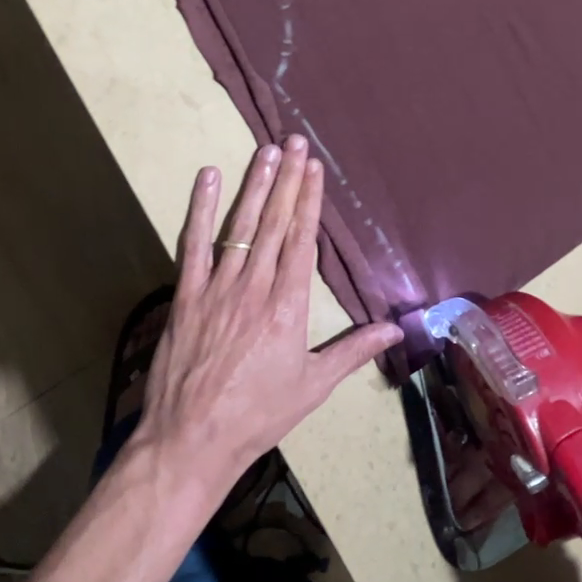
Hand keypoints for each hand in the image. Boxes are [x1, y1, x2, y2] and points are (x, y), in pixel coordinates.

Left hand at [128, 136, 403, 496]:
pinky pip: (193, 244)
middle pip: (274, 223)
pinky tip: (209, 177)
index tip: (314, 168)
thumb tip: (396, 329)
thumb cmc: (258, 415)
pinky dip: (201, 209)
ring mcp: (217, 288)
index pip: (301, 241)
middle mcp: (254, 287)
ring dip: (254, 185)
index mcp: (288, 307)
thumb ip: (353, 351)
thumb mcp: (312, 386)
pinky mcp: (185, 294)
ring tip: (266, 150)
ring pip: (240, 226)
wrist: (192, 439)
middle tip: (294, 141)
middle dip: (286, 179)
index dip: (308, 201)